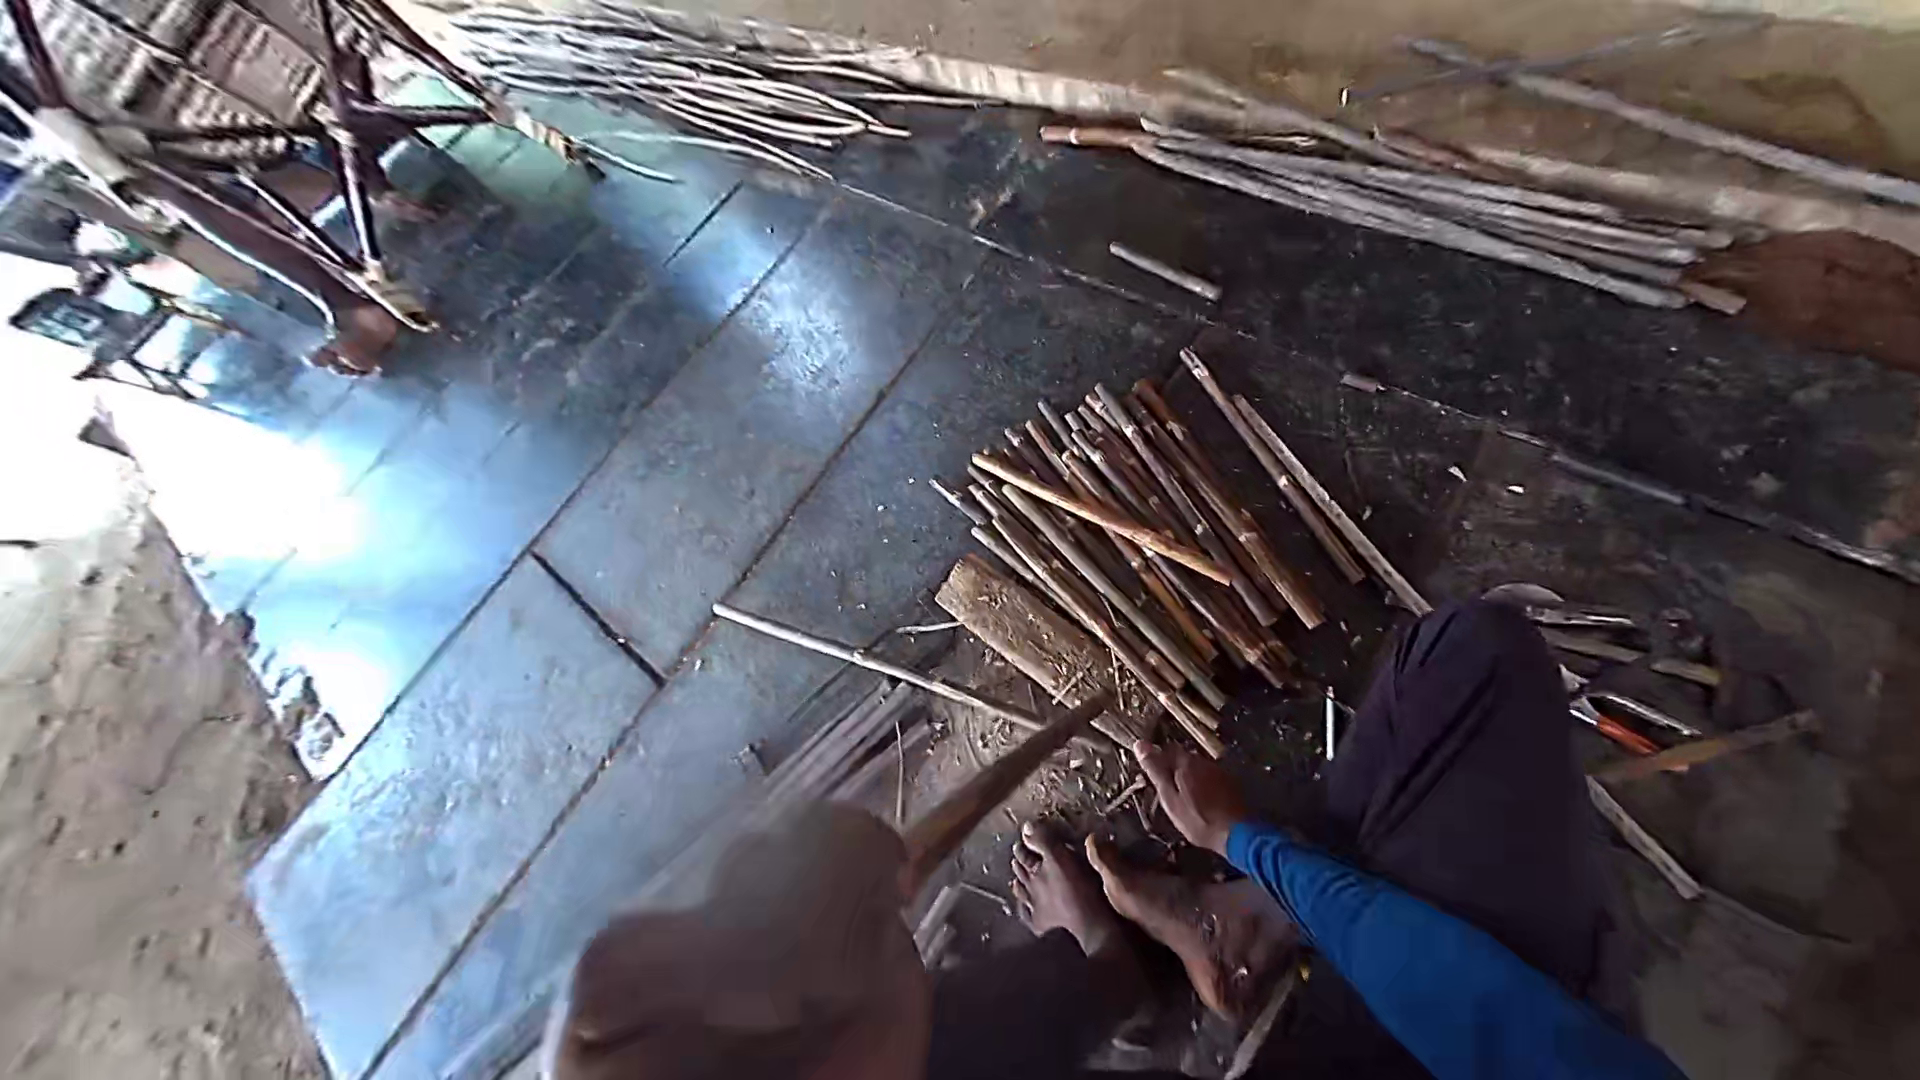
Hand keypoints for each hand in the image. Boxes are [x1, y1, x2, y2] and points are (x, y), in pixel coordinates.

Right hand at [1132, 739, 1249, 854]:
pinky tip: (1204, 802)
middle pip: (1184, 758)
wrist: (1240, 835)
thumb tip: (1139, 743)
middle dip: (1175, 769)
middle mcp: (1203, 760)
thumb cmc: (1198, 819)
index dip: (1159, 761)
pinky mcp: (1231, 783)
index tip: (1156, 778)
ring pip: (1198, 768)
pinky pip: (1211, 778)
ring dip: (1191, 778)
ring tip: (1187, 799)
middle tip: (1170, 792)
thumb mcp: (1170, 798)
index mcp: (1186, 761)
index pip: (1166, 749)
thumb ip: (1155, 770)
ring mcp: (1219, 771)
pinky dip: (1204, 785)